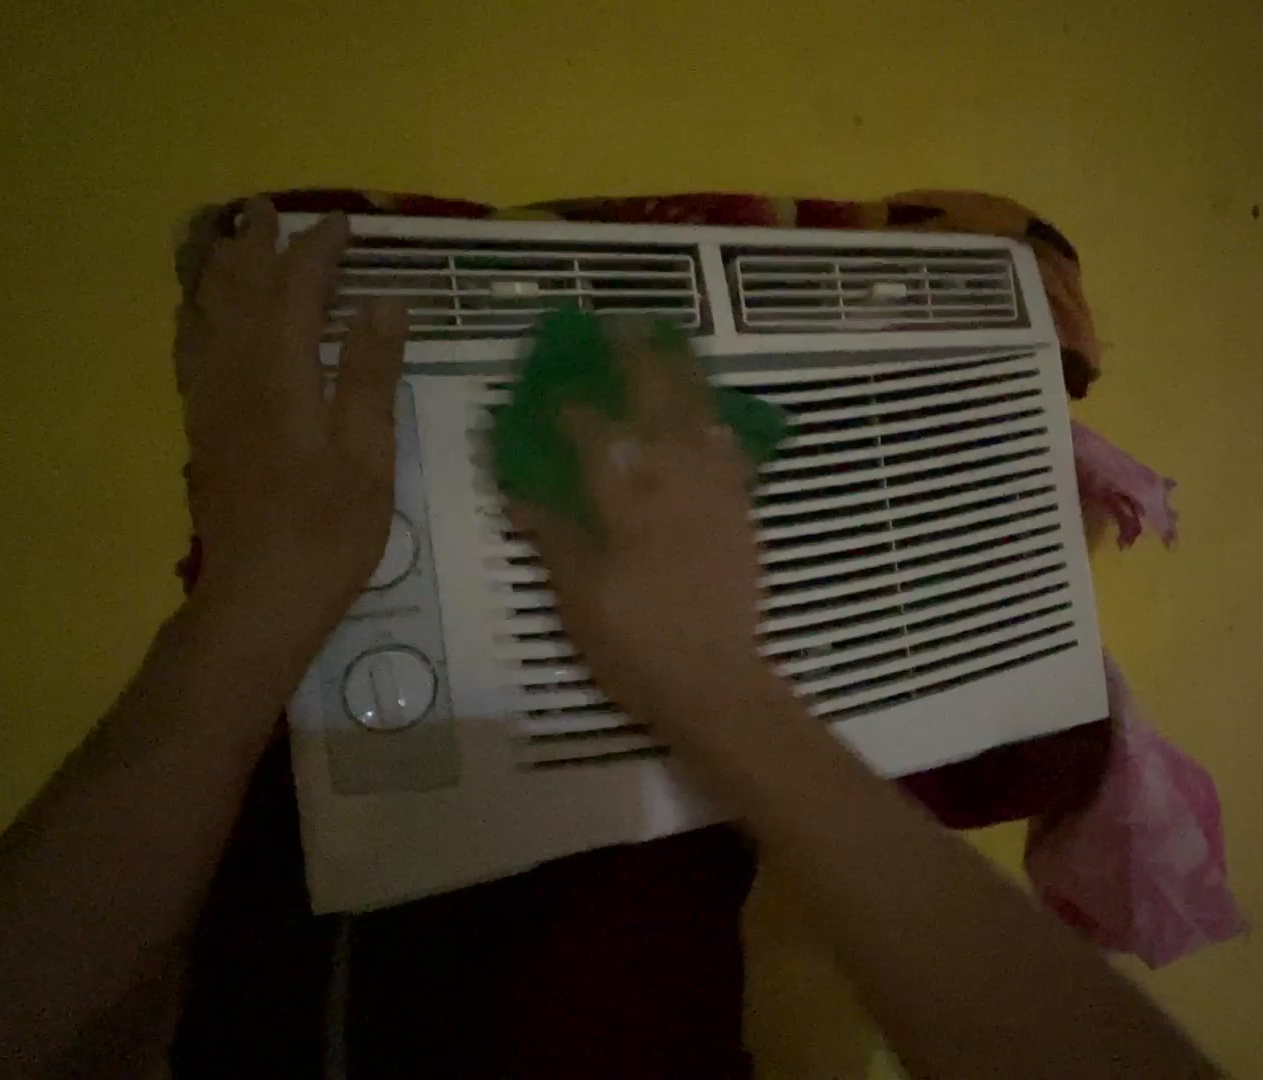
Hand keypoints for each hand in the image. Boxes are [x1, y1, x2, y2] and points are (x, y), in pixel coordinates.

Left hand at [177, 197, 404, 649]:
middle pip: (238, 292)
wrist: (260, 596)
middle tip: (270, 209)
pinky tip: (204, 315)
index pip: (297, 292)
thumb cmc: (330, 529)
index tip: (345, 223)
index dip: (319, 252)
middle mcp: (234, 375)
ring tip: (231, 239)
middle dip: (256, 246)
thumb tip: (382, 304)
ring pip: (206, 316)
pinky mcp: (204, 428)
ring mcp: (211, 402)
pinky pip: (192, 349)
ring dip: (220, 271)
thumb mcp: (367, 453)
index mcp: (281, 376)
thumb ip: (369, 374)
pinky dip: (199, 314)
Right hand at [510, 325, 770, 730]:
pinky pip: (733, 458)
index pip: (595, 441)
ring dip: (686, 379)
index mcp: (628, 510)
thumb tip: (519, 495)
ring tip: (673, 345)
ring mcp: (716, 500)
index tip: (554, 387)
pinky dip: (721, 427)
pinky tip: (713, 412)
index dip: (572, 409)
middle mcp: (675, 490)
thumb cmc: (636, 649)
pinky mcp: (742, 517)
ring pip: (703, 423)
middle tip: (623, 328)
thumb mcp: (578, 601)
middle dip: (639, 364)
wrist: (714, 681)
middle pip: (658, 411)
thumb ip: (553, 541)